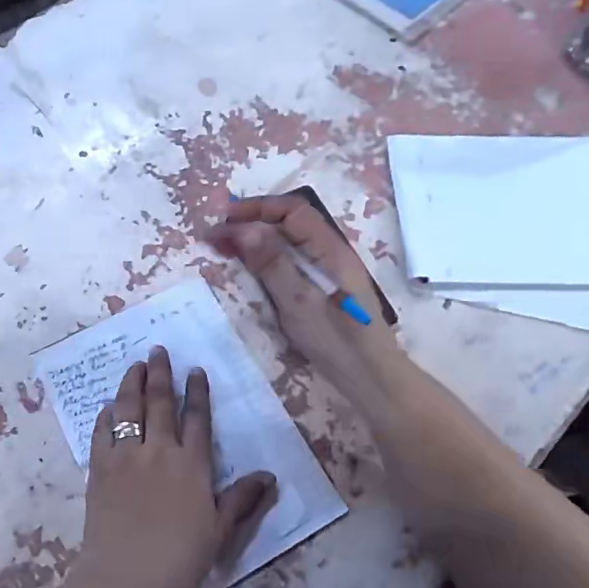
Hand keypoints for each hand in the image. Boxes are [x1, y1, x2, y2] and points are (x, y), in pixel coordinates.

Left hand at [68, 347, 276, 587]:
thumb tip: (268, 476)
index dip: (197, 392)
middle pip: (160, 403)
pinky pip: (102, 432)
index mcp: (191, 465)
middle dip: (160, 373)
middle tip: (158, 350)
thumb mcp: (218, 531)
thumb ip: (240, 499)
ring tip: (135, 364)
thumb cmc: (179, 560)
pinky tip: (109, 405)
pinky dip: (106, 414)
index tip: (195, 370)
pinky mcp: (99, 469)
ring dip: (132, 383)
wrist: (125, 582)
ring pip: (129, 409)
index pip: (197, 418)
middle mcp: (159, 451)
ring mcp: (126, 457)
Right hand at [209, 195, 403, 405]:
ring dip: (256, 241)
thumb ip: (272, 263)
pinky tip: (250, 271)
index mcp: (330, 249)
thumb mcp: (299, 302)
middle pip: (289, 223)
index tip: (223, 220)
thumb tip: (245, 227)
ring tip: (226, 250)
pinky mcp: (323, 288)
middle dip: (251, 223)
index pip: (291, 211)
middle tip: (217, 238)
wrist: (371, 378)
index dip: (256, 208)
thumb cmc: (337, 341)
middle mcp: (330, 253)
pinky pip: (291, 262)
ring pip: (289, 243)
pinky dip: (266, 260)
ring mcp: (328, 271)